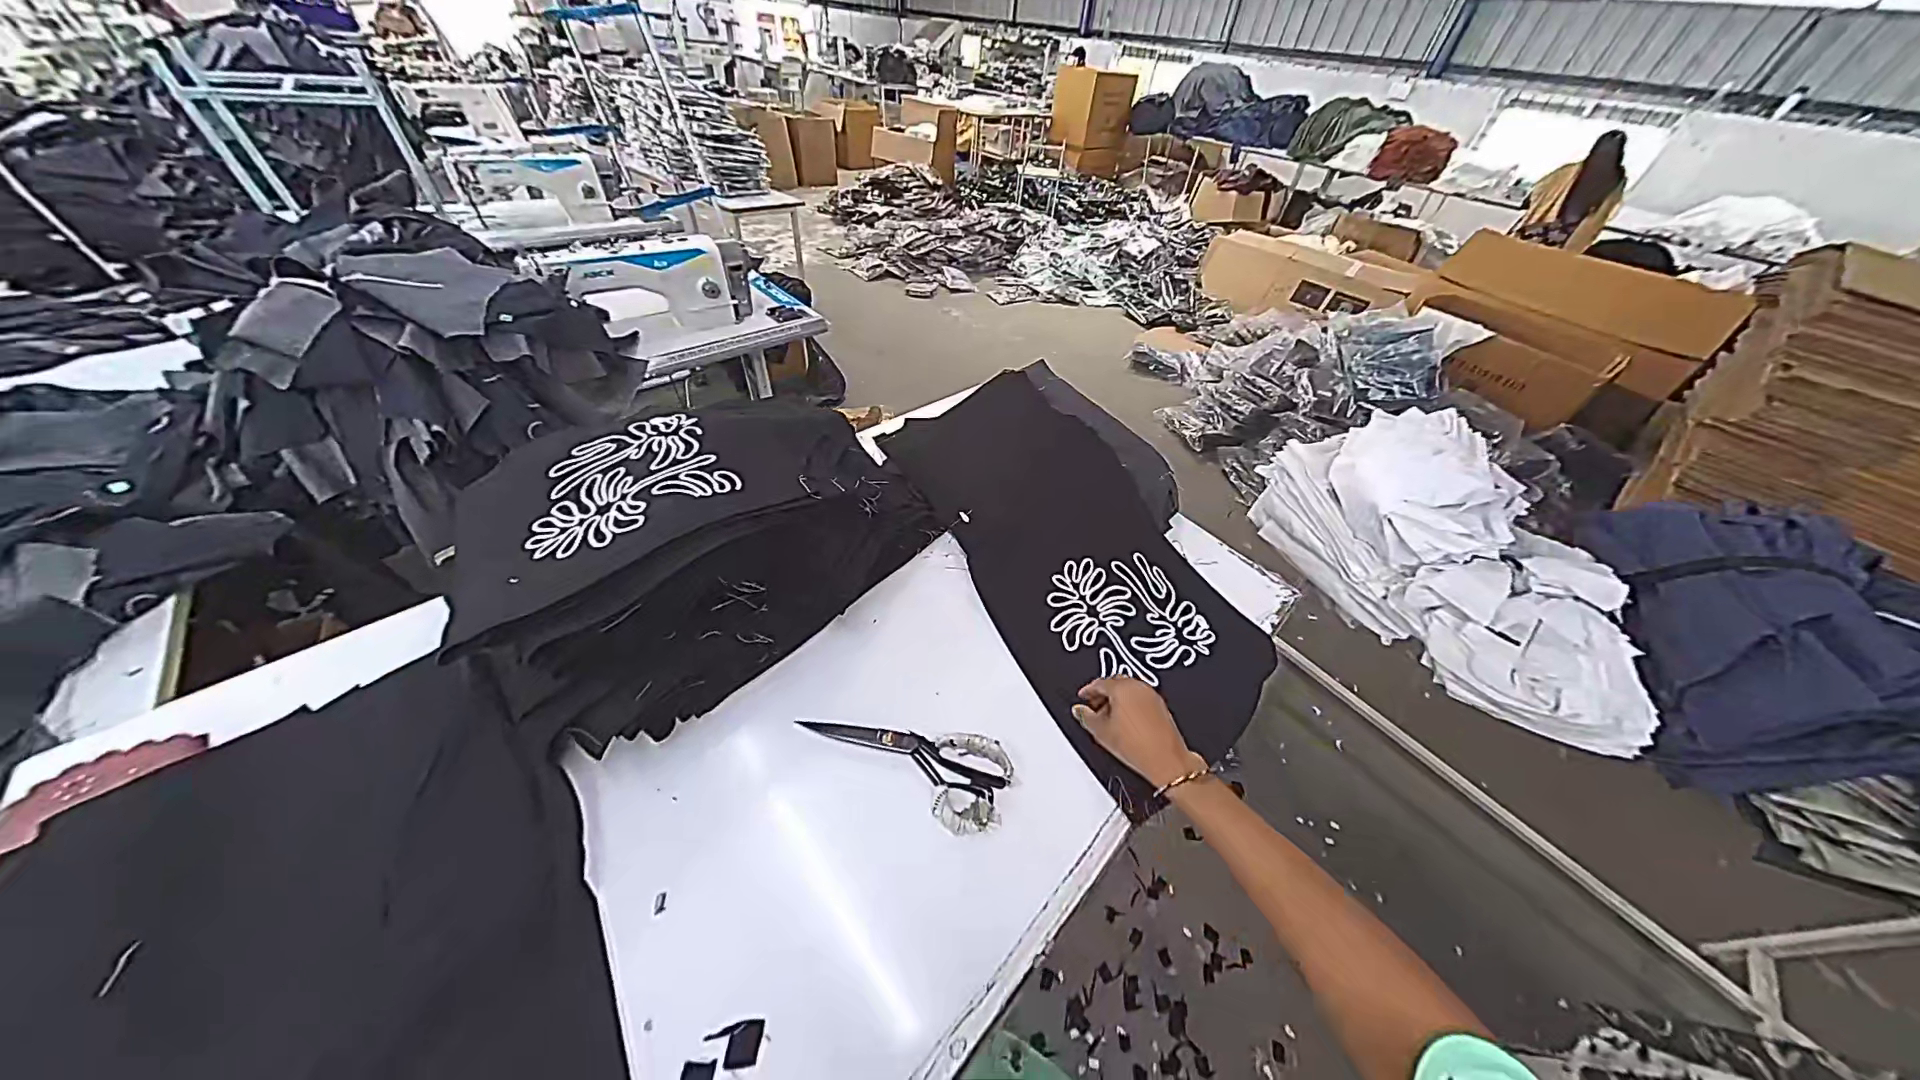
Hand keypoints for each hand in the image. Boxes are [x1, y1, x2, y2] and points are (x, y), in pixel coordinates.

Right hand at [1072, 677, 1205, 790]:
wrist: (1166, 760)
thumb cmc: (1138, 746)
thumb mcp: (1101, 732)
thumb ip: (1086, 717)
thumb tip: (1079, 710)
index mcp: (1122, 688)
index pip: (1099, 683)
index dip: (1088, 690)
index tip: (1083, 696)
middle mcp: (1138, 687)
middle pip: (1115, 683)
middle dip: (1102, 693)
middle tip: (1093, 705)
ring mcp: (1152, 696)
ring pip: (1129, 690)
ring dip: (1117, 699)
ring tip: (1109, 716)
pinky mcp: (1161, 706)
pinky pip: (1140, 698)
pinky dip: (1130, 704)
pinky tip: (1125, 722)